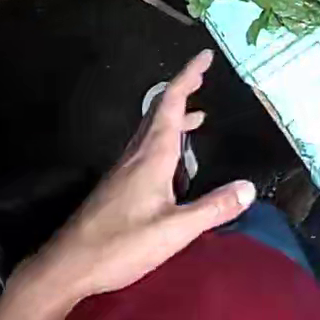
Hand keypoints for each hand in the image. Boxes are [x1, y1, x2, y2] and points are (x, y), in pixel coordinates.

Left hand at [22, 50, 255, 304]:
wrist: (70, 263)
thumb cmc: (121, 245)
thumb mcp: (174, 231)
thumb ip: (212, 209)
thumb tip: (249, 187)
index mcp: (153, 154)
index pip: (172, 102)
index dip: (188, 75)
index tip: (205, 56)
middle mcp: (138, 152)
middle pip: (161, 108)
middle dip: (183, 88)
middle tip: (203, 76)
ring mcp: (126, 167)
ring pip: (152, 127)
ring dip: (175, 113)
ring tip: (199, 116)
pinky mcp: (120, 182)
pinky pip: (147, 144)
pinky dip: (166, 136)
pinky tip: (173, 158)